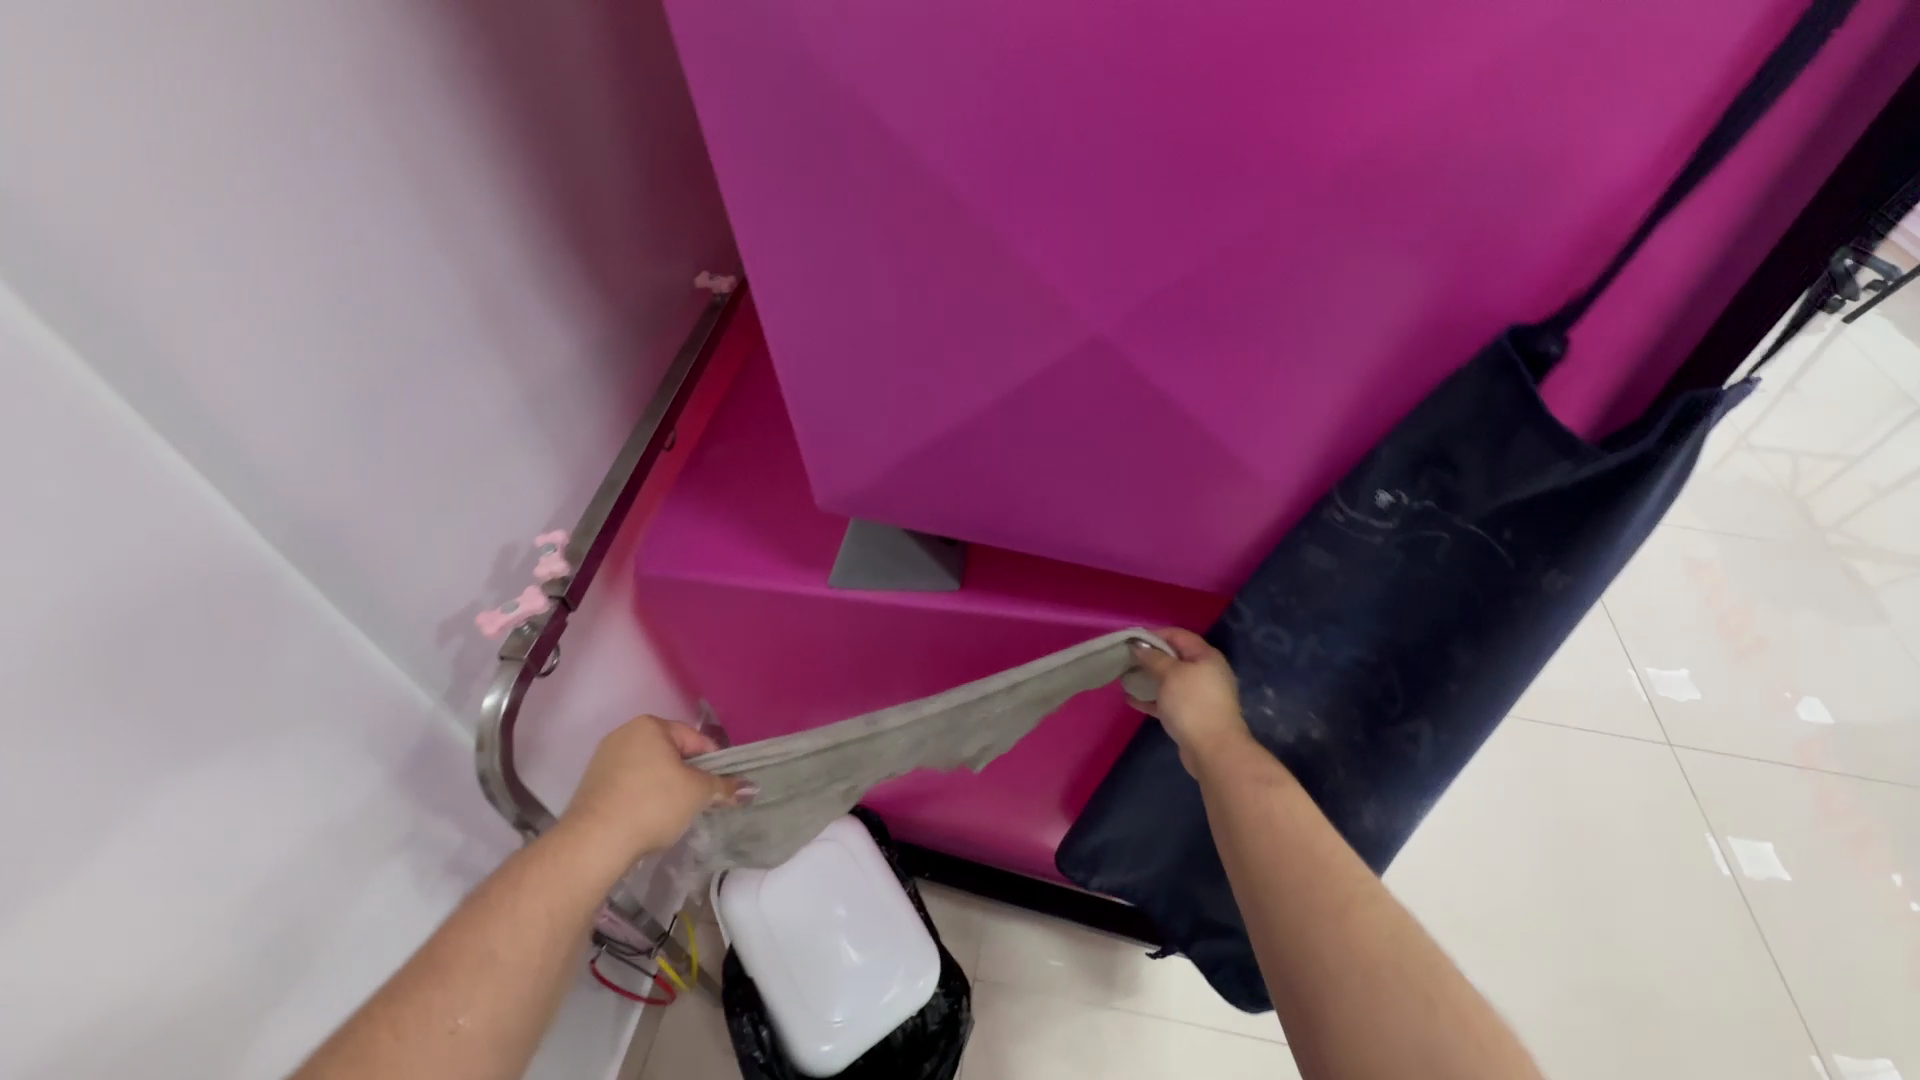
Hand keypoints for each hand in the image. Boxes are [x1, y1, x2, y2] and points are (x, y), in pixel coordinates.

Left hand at [558, 714, 748, 866]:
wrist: (594, 842)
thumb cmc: (653, 804)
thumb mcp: (698, 793)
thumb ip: (725, 786)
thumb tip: (751, 788)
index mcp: (650, 725)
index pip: (695, 739)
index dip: (714, 763)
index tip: (721, 787)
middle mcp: (625, 734)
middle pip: (672, 753)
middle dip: (689, 776)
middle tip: (701, 801)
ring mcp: (604, 759)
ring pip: (650, 771)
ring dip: (667, 788)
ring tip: (676, 814)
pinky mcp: (592, 785)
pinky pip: (630, 785)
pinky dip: (644, 798)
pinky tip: (650, 819)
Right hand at [1129, 628, 1252, 776]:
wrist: (1213, 749)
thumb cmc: (1192, 703)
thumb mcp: (1170, 674)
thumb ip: (1154, 658)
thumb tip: (1140, 646)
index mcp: (1206, 657)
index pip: (1179, 636)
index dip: (1155, 634)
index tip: (1131, 639)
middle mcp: (1205, 673)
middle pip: (1174, 658)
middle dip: (1149, 658)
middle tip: (1125, 659)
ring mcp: (1199, 696)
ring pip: (1169, 681)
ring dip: (1148, 678)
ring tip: (1125, 678)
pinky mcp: (1191, 716)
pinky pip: (1167, 701)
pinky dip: (1151, 698)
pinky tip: (1131, 699)